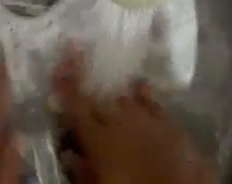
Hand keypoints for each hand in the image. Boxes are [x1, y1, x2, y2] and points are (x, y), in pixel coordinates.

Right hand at [54, 47, 215, 183]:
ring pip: (125, 98)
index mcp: (100, 138)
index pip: (77, 105)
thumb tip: (68, 154)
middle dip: (90, 89)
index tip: (61, 59)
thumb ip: (83, 171)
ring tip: (110, 97)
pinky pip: (152, 100)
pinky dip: (143, 93)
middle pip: (100, 99)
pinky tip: (139, 86)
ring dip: (115, 98)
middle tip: (82, 77)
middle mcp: (121, 120)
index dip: (67, 82)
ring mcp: (147, 118)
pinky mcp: (170, 123)